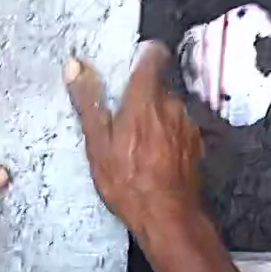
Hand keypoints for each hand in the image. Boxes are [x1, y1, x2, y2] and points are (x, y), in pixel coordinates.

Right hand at [65, 42, 205, 238]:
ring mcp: (187, 126)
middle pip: (157, 88)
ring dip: (155, 122)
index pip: (153, 55)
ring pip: (168, 112)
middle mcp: (172, 105)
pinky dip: (167, 141)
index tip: (130, 67)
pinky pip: (178, 133)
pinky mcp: (195, 147)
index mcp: (145, 98)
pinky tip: (154, 162)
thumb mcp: (98, 144)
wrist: (167, 216)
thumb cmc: (130, 182)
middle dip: (141, 100)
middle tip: (122, 124)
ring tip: (137, 149)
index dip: (143, 56)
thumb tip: (75, 67)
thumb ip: (88, 102)